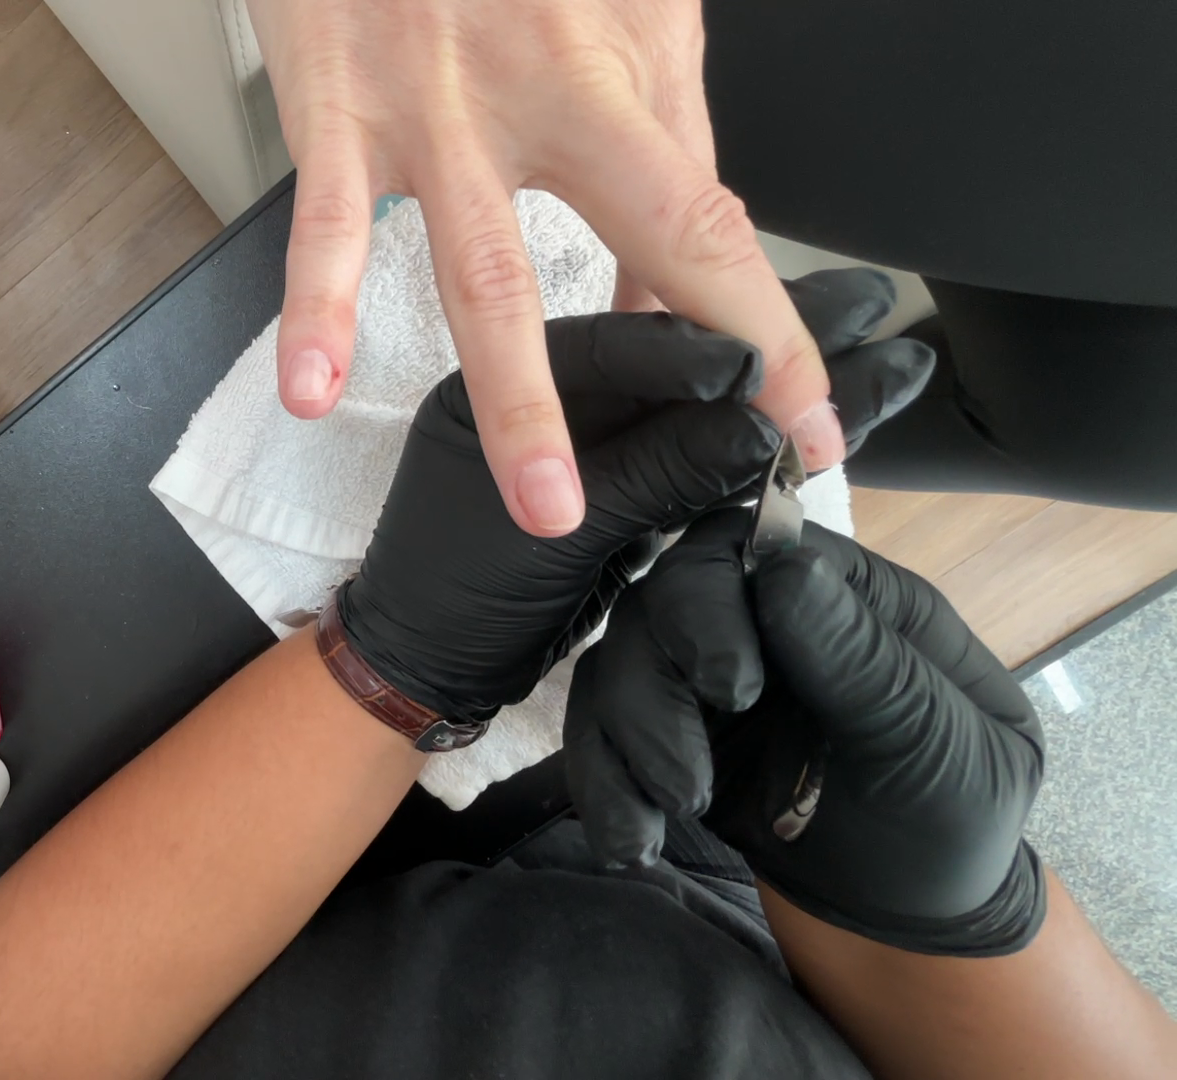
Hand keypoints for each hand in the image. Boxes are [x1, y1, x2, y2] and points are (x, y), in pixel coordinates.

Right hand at [247, 0, 845, 537]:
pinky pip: (329, 229)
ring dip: (515, 397)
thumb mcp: (608, 11)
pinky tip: (311, 388)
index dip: (769, 327)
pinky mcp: (340, 115)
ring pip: (486, 270)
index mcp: (623, 66)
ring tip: (536, 499)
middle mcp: (550, 90)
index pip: (716, 219)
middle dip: (693, 368)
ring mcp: (441, 110)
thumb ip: (646, 135)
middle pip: (644, 241)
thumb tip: (661, 273)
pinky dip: (319, 311)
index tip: (799, 424)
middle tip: (720, 475)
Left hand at [339, 268, 929, 721]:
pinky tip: (795, 418)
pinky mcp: (603, 484)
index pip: (607, 348)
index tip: (768, 359)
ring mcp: (571, 443)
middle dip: (750, 339)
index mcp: (488, 387)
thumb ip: (653, 473)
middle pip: (655, 357)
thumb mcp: (555, 535)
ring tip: (856, 341)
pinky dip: (730, 440)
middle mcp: (534, 406)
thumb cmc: (459, 596)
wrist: (433, 665)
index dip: (691, 349)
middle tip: (858, 305)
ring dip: (757, 384)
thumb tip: (760, 423)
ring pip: (675, 401)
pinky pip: (675, 449)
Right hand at [567, 516, 1048, 954]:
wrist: (887, 907)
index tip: (731, 691)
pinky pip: (590, 727)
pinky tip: (631, 839)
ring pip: (609, 664)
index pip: (739, 547)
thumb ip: (862, 660)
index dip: (706, 600)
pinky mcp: (645, 722)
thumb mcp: (940, 748)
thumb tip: (785, 565)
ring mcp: (685, 668)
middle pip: (654, 604)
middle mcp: (745, 617)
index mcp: (832, 595)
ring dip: (627, 743)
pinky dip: (600, 782)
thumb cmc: (943, 818)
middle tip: (688, 778)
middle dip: (655, 689)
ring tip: (679, 814)